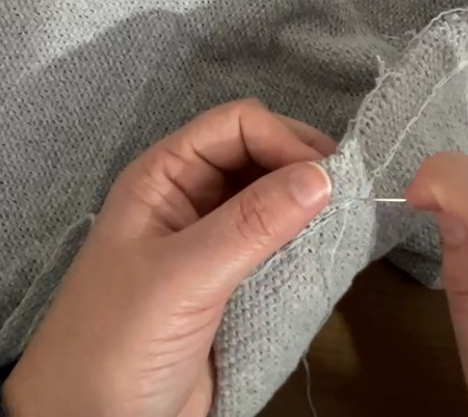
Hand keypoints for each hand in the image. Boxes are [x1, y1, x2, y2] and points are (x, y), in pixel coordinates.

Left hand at [5, 100, 334, 416]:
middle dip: (299, 163)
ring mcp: (209, 237)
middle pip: (255, 152)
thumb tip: (322, 175)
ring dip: (305, 200)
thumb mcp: (182, 278)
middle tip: (349, 192)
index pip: (234, 126)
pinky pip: (273, 240)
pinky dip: (302, 237)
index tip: (327, 177)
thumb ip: (251, 224)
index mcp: (164, 175)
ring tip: (347, 216)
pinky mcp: (228, 279)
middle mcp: (189, 195)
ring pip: (268, 194)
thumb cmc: (118, 340)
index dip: (282, 140)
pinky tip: (326, 246)